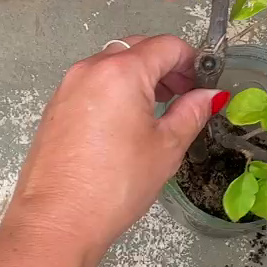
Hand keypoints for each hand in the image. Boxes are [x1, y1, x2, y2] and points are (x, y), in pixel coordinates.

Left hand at [4, 35, 221, 259]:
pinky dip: (115, 90)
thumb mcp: (166, 147)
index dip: (191, 60)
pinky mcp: (56, 106)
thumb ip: (192, 112)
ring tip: (157, 111)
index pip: (166, 46)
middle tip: (184, 95)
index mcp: (122, 72)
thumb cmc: (114, 185)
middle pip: (137, 48)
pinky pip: (93, 83)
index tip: (203, 82)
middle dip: (165, 66)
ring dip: (139, 77)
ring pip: (112, 63)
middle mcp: (91, 69)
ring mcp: (68, 86)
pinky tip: (126, 123)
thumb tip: (210, 96)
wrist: (57, 220)